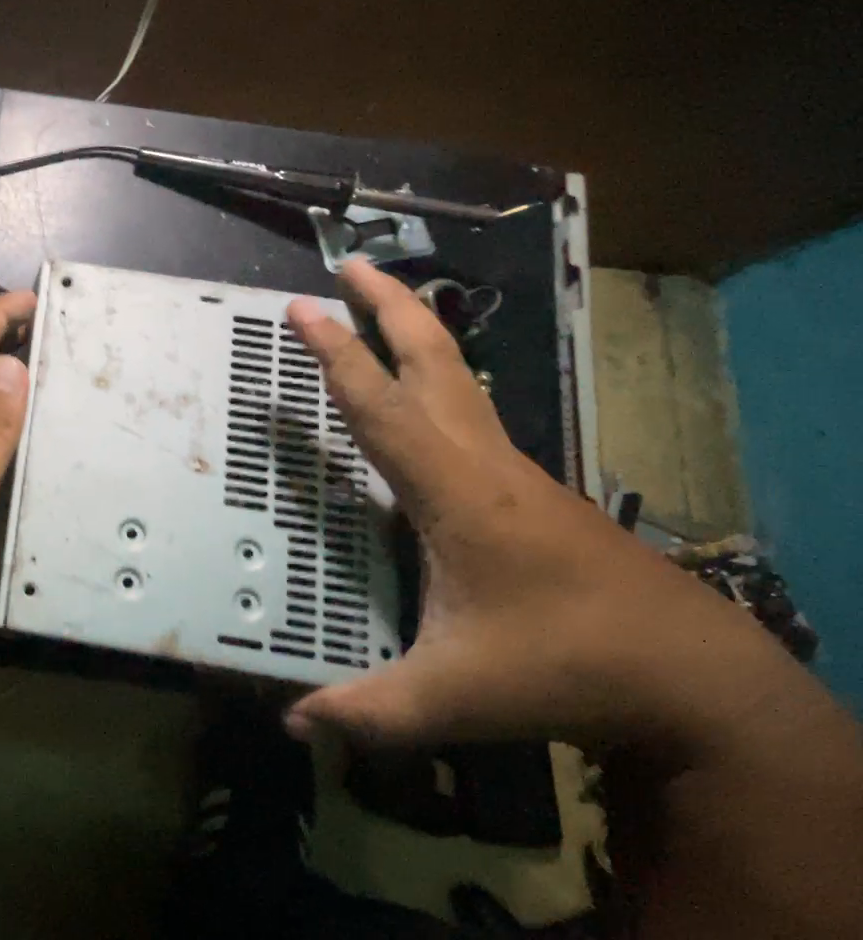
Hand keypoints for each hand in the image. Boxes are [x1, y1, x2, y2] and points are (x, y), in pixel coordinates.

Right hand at [283, 260, 784, 760]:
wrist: (697, 681)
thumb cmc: (567, 668)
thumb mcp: (456, 696)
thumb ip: (369, 711)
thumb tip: (291, 725)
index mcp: (455, 493)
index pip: (382, 408)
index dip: (337, 356)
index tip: (302, 305)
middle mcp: (485, 465)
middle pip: (435, 363)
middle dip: (389, 306)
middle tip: (348, 264)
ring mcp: (515, 474)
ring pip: (461, 382)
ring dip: (417, 335)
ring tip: (379, 307)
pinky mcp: (530, 494)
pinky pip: (471, 414)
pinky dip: (437, 381)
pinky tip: (425, 403)